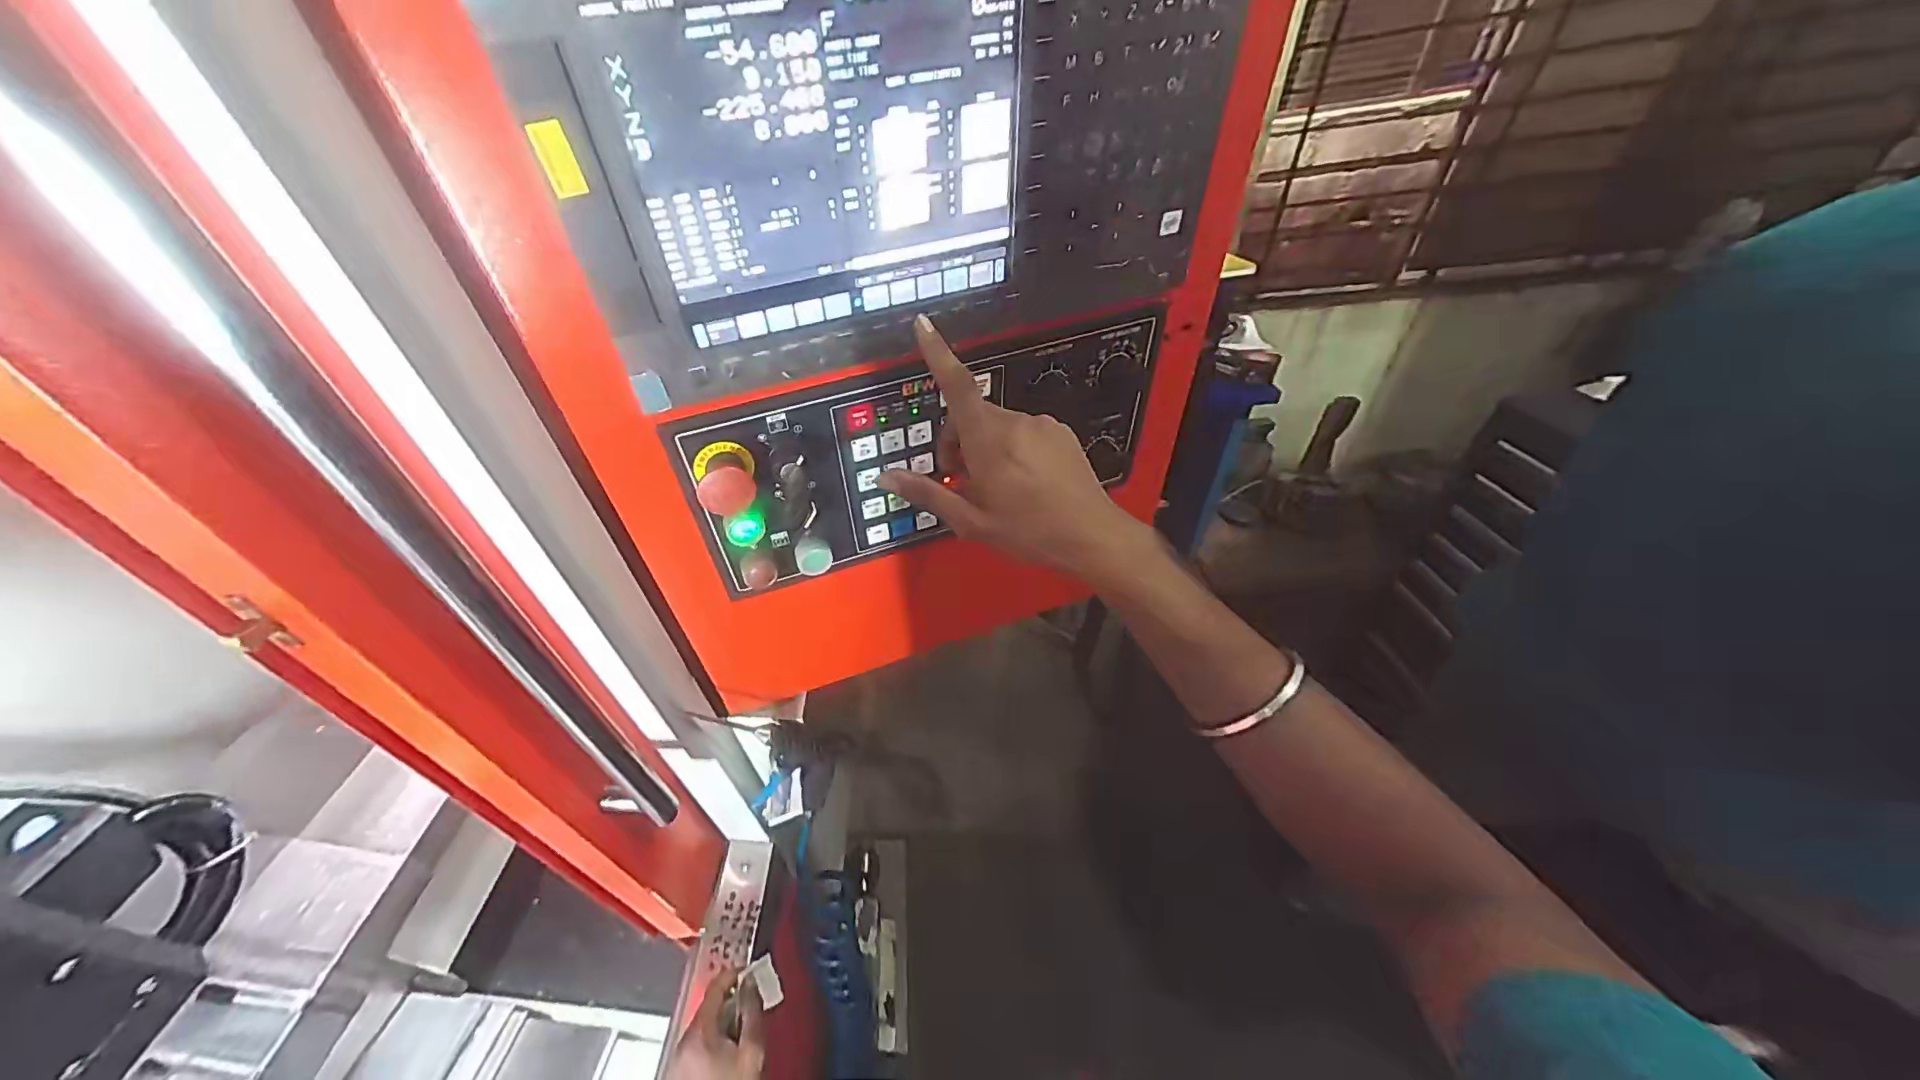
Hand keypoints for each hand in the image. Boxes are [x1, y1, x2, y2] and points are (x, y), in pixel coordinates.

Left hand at [662, 967, 765, 1079]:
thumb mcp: (752, 1051)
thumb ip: (753, 1012)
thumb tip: (752, 983)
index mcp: (700, 1031)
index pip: (715, 987)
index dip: (734, 974)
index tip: (749, 971)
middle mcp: (682, 1042)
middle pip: (708, 1008)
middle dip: (731, 1004)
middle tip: (751, 1008)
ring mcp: (677, 1060)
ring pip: (703, 1028)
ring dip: (723, 1024)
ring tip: (742, 1036)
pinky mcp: (676, 1074)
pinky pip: (696, 1045)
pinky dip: (713, 1041)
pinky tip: (727, 1055)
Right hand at [878, 315, 1158, 587]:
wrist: (1092, 537)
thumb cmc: (1030, 532)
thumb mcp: (971, 521)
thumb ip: (928, 493)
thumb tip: (888, 477)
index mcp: (990, 441)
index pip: (957, 385)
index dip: (937, 353)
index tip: (923, 325)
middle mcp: (1016, 422)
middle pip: (971, 414)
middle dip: (956, 442)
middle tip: (960, 482)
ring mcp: (1042, 425)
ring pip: (997, 425)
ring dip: (985, 447)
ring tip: (994, 489)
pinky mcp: (1059, 433)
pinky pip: (1023, 431)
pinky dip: (1011, 448)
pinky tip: (1020, 482)